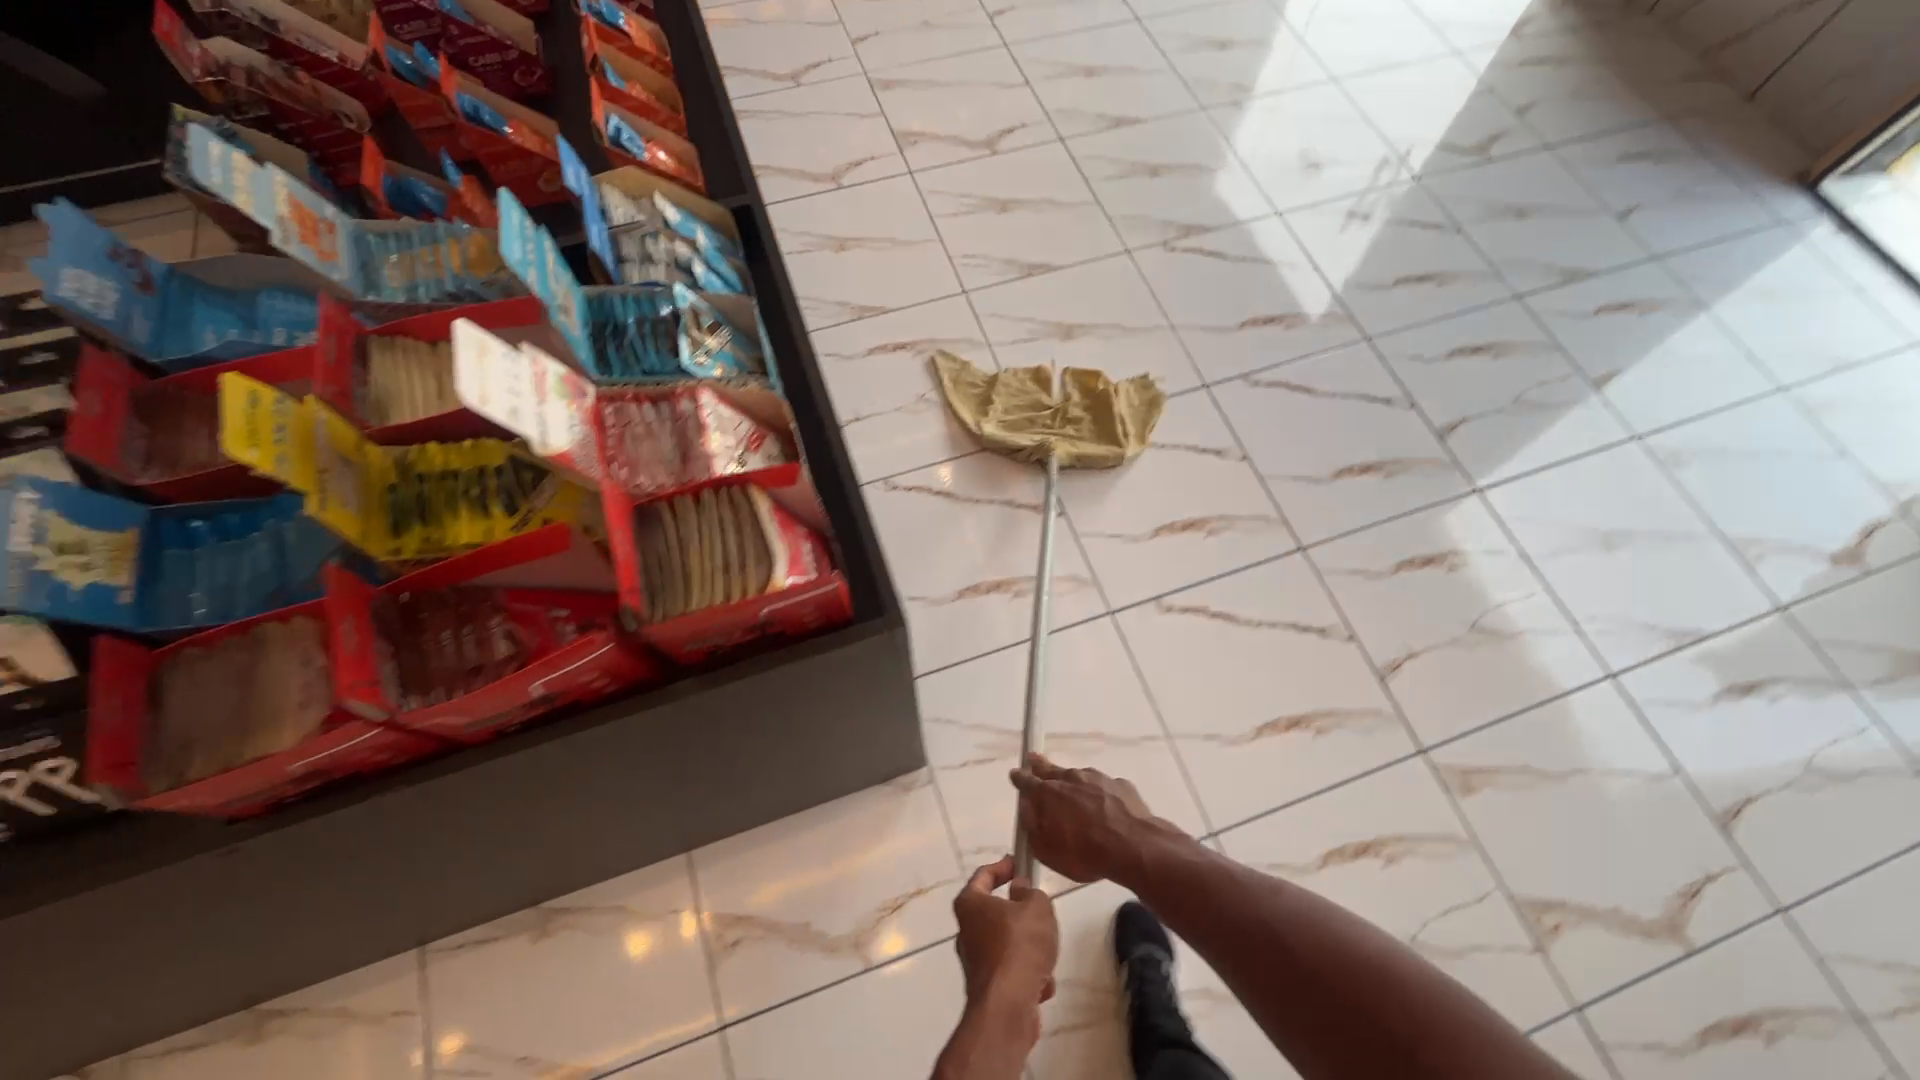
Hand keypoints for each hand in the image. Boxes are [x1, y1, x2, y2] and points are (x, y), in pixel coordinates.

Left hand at [952, 855, 1058, 1006]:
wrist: (1007, 1005)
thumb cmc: (1019, 945)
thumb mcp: (1037, 907)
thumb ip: (1031, 892)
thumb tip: (1019, 890)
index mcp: (970, 904)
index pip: (983, 875)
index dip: (1003, 865)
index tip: (1019, 862)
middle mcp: (966, 930)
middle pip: (996, 912)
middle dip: (1022, 915)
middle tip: (1040, 913)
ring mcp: (975, 961)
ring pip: (1009, 945)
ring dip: (1030, 950)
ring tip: (1046, 957)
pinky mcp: (987, 987)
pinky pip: (1013, 972)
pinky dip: (1029, 976)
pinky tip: (1040, 985)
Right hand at [1010, 753, 1173, 884]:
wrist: (1134, 847)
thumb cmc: (1085, 853)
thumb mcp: (1046, 851)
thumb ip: (1032, 828)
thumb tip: (1028, 810)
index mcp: (1047, 794)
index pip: (1026, 781)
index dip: (1019, 778)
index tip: (1015, 774)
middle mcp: (1070, 778)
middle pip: (1051, 769)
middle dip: (1040, 766)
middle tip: (1034, 760)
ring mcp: (1097, 778)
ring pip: (1078, 777)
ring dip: (1073, 784)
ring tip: (1076, 798)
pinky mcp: (1119, 784)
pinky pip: (1103, 787)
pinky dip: (1100, 795)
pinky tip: (1105, 810)